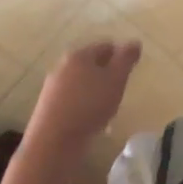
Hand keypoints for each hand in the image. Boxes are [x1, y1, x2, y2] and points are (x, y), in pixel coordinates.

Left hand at [27, 41, 140, 155]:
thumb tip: (134, 42)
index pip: (106, 46)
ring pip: (81, 83)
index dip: (121, 56)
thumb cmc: (89, 105)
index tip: (131, 71)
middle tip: (121, 88)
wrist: (53, 141)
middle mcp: (62, 67)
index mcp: (79, 55)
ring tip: (107, 107)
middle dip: (107, 74)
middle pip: (91, 64)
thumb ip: (126, 59)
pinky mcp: (48, 108)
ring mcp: (52, 88)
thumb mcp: (116, 79)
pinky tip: (90, 119)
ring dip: (95, 90)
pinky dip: (83, 105)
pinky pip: (72, 99)